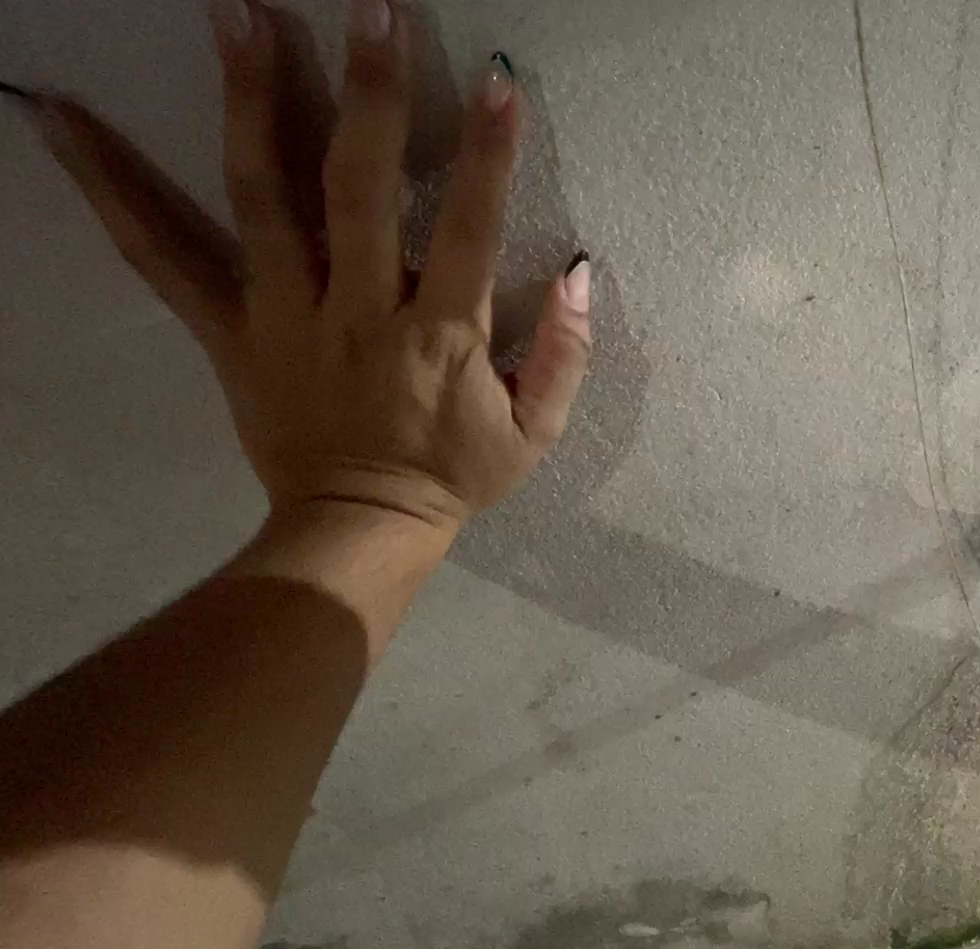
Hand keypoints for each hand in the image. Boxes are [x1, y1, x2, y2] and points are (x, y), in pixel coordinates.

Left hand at [22, 0, 590, 535]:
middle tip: (365, 9)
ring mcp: (284, 315)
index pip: (468, 229)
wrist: (364, 522)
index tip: (496, 85)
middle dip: (368, 95)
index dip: (487, 155)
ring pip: (262, 197)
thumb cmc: (460, 473)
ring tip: (240, 16)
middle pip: (358, 188)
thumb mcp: (539, 430)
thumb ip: (566, 354)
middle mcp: (360, 311)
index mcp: (443, 337)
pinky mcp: (229, 330)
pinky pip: (162, 255)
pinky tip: (55, 114)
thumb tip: (580, 275)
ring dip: (252, 102)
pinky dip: (107, 185)